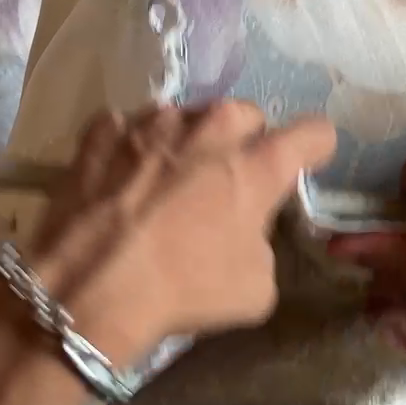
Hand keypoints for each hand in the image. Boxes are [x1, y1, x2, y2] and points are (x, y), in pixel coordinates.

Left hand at [27, 101, 337, 364]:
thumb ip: (262, 242)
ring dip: (185, 140)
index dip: (315, 146)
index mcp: (256, 165)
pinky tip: (119, 178)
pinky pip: (128, 127)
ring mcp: (152, 122)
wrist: (90, 287)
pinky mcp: (103, 130)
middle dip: (244, 140)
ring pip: (185, 116)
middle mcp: (209, 129)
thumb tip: (244, 231)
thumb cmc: (184, 290)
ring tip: (166, 179)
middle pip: (245, 114)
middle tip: (228, 177)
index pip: (312, 133)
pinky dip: (131, 147)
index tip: (307, 160)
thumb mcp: (255, 287)